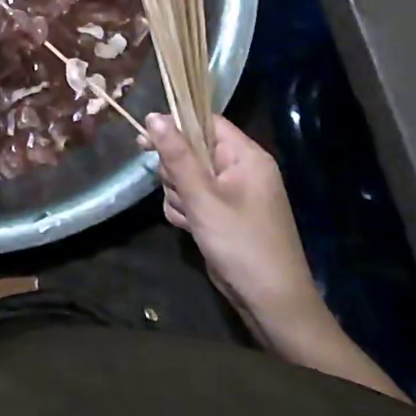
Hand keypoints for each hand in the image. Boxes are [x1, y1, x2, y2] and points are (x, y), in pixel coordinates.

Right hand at [142, 114, 324, 336]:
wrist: (269, 299)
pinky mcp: (222, 212)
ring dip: (178, 195)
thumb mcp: (202, 196)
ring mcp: (231, 193)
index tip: (145, 141)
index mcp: (247, 157)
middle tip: (179, 190)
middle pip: (190, 150)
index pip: (206, 122)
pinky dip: (185, 210)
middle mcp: (241, 170)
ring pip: (185, 176)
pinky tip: (190, 227)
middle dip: (175, 171)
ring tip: (191, 217)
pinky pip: (191, 197)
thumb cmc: (240, 242)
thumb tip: (153, 116)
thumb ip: (176, 155)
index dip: (175, 126)